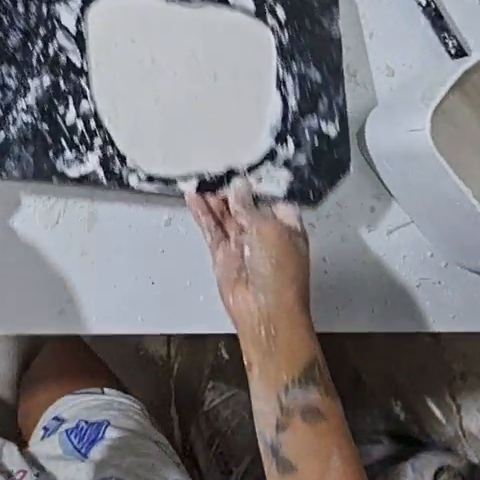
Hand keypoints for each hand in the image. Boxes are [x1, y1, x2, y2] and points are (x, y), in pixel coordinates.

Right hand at [186, 177, 311, 340]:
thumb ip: (248, 205)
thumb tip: (237, 187)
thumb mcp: (268, 228)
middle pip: (244, 205)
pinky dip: (201, 213)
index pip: (271, 199)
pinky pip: (211, 229)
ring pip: (225, 216)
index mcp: (286, 227)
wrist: (265, 311)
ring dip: (213, 199)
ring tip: (199, 179)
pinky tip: (193, 197)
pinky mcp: (223, 255)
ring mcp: (242, 245)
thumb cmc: (280, 272)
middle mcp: (265, 235)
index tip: (242, 168)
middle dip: (231, 189)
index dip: (257, 185)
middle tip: (216, 171)